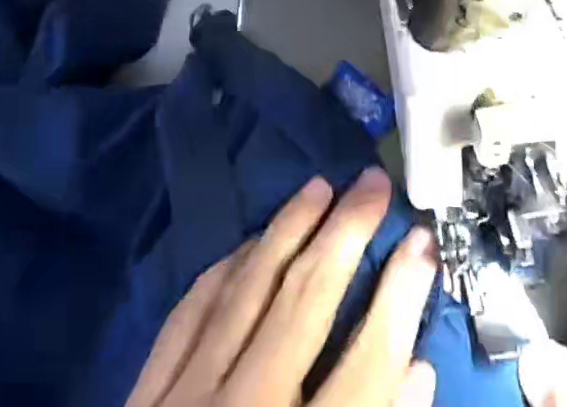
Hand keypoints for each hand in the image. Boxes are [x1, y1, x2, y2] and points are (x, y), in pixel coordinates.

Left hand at [126, 167, 440, 406]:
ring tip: (320, 187)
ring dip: (287, 229)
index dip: (402, 292)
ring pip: (247, 288)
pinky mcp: (143, 400)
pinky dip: (223, 271)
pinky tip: (250, 242)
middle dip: (347, 231)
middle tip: (373, 182)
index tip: (422, 241)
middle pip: (307, 299)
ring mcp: (186, 400)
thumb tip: (416, 371)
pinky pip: (190, 313)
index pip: (370, 359)